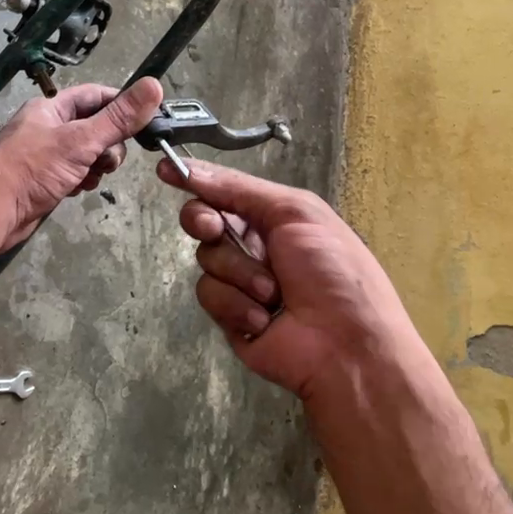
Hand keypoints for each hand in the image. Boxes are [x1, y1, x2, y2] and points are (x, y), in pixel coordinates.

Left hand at [0, 77, 163, 250]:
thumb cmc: (32, 169)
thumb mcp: (81, 140)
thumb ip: (118, 118)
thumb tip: (154, 86)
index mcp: (52, 107)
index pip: (96, 96)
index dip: (121, 105)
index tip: (146, 121)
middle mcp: (48, 126)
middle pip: (95, 126)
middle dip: (108, 144)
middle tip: (107, 161)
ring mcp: (46, 154)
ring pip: (87, 152)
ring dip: (96, 165)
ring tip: (89, 177)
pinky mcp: (45, 178)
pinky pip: (75, 172)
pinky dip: (82, 179)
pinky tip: (77, 189)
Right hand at [158, 158, 422, 404]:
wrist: (347, 347)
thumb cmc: (332, 270)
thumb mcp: (295, 213)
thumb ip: (238, 187)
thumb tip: (186, 166)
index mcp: (272, 218)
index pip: (223, 191)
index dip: (194, 180)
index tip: (165, 170)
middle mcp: (252, 246)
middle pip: (202, 220)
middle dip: (202, 221)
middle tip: (212, 228)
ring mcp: (239, 282)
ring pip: (205, 259)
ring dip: (238, 273)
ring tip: (272, 294)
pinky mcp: (228, 316)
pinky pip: (209, 295)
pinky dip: (236, 305)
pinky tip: (263, 319)